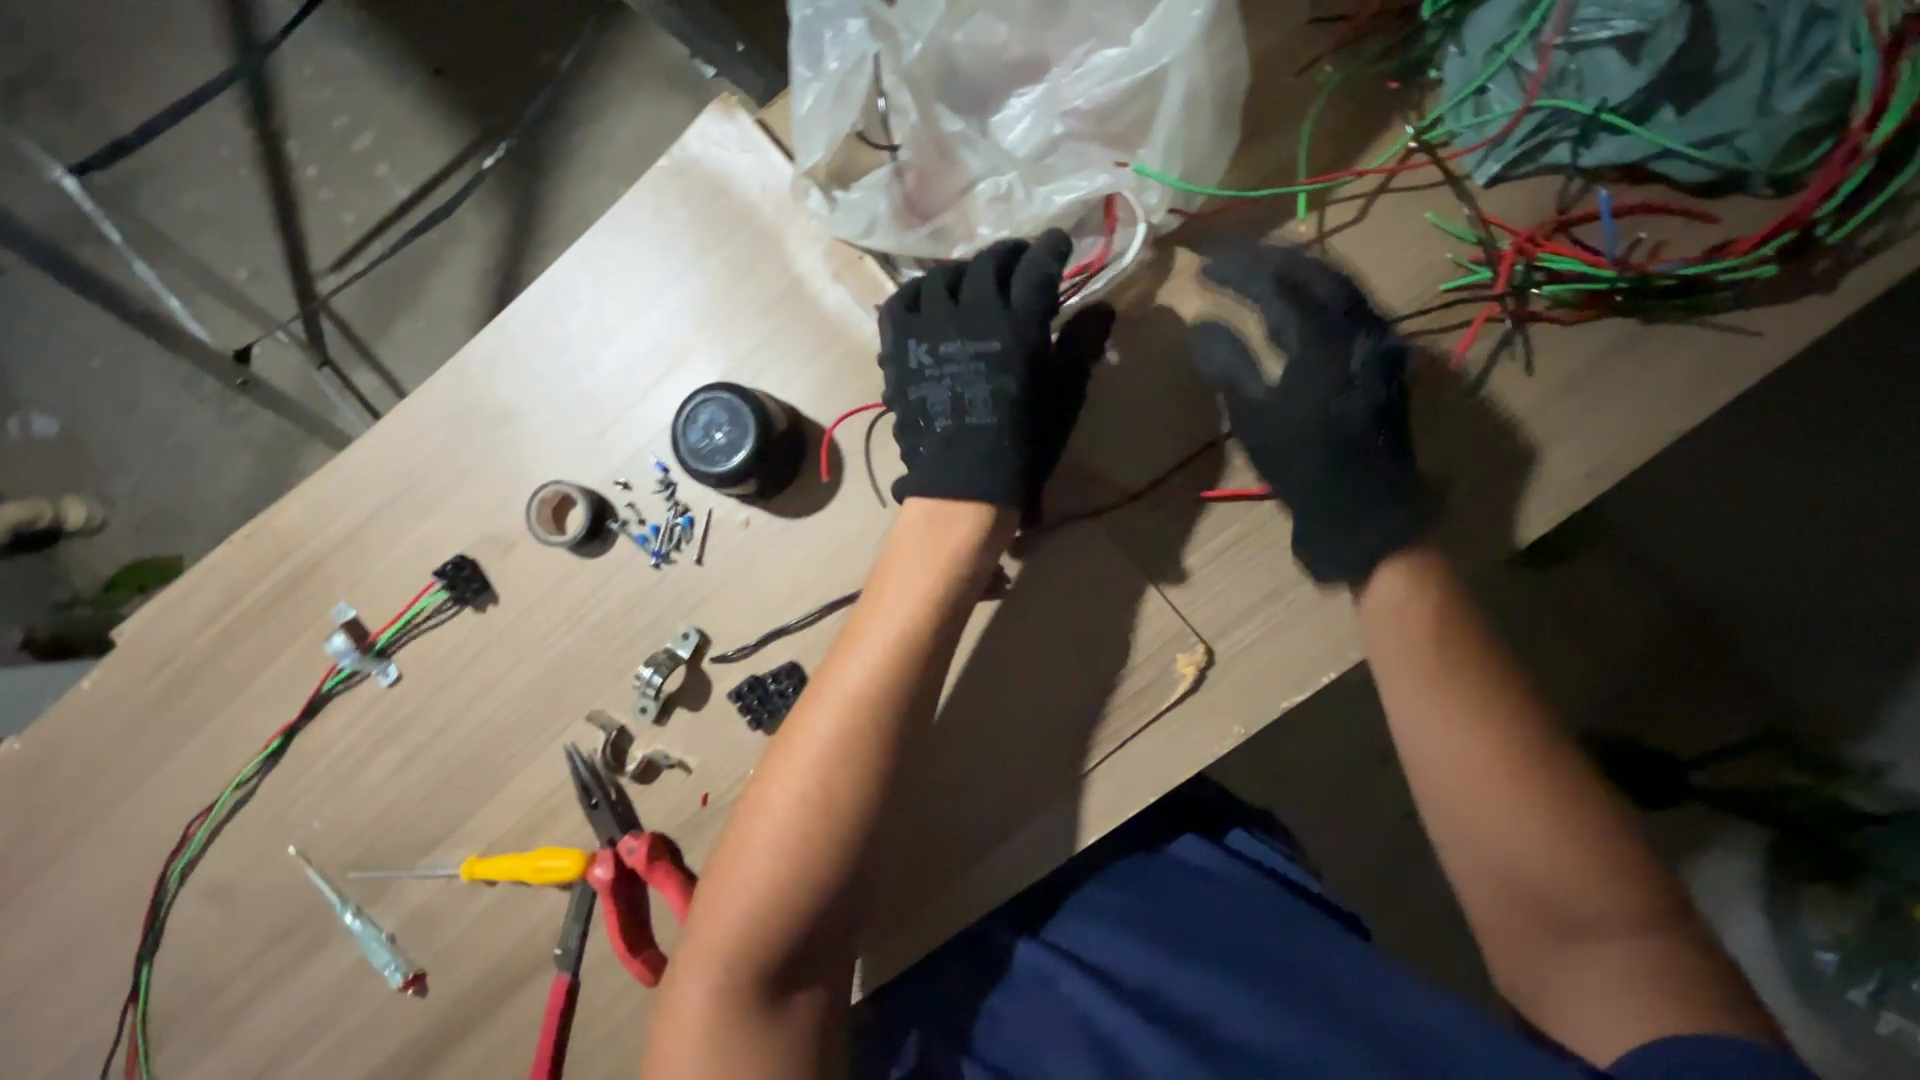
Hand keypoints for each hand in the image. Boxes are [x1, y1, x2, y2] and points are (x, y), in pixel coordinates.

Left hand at [878, 230, 1115, 523]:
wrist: (965, 479)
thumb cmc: (1024, 440)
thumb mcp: (1065, 392)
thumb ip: (1082, 344)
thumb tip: (1103, 307)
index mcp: (1019, 322)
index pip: (1037, 266)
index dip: (1050, 248)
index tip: (1058, 242)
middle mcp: (973, 312)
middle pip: (988, 263)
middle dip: (1008, 255)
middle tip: (1017, 260)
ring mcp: (930, 326)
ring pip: (942, 277)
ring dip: (963, 273)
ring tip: (972, 281)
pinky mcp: (900, 346)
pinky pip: (901, 302)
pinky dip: (918, 293)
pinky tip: (929, 301)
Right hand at [1188, 244, 1428, 586]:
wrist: (1366, 510)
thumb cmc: (1303, 465)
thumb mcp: (1254, 416)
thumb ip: (1228, 362)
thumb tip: (1202, 322)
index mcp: (1325, 338)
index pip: (1278, 283)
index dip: (1237, 270)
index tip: (1203, 268)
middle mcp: (1360, 326)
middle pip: (1315, 271)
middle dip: (1270, 259)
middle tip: (1231, 257)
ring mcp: (1379, 340)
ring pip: (1339, 286)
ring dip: (1298, 271)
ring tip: (1260, 269)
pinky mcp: (1383, 358)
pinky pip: (1350, 308)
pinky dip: (1318, 296)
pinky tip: (1296, 305)